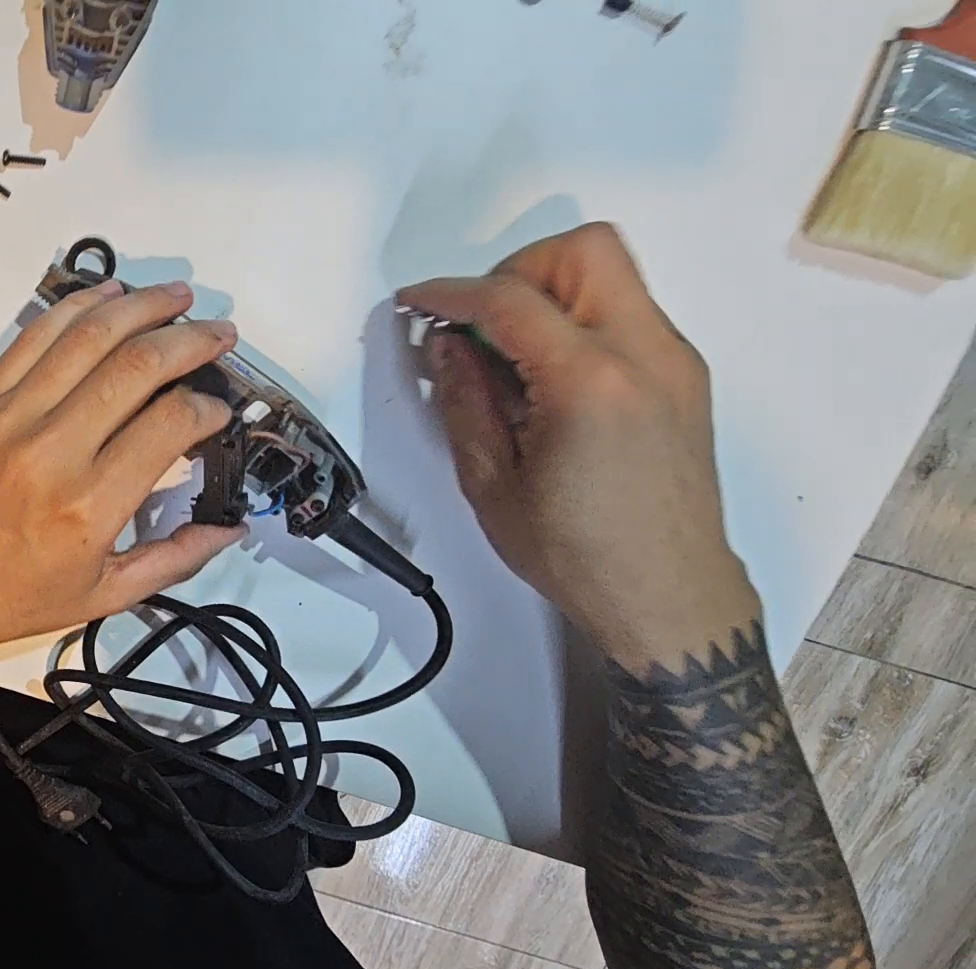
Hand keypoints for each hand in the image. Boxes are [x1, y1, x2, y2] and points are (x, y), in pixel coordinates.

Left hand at [0, 280, 245, 663]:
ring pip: (87, 336)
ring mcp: (11, 419)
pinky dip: (75, 308)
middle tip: (218, 335)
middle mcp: (50, 453)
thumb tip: (225, 530)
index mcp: (87, 506)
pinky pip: (34, 337)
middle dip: (191, 340)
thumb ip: (173, 560)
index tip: (216, 411)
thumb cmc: (7, 594)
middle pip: (137, 365)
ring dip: (141, 306)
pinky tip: (107, 295)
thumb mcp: (102, 596)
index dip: (207, 408)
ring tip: (176, 298)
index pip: (169, 424)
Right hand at [397, 223, 759, 668]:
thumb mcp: (490, 481)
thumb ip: (464, 400)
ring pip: (609, 273)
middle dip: (514, 271)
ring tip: (501, 355)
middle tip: (473, 323)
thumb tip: (447, 344)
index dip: (451, 292)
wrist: (666, 590)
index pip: (512, 299)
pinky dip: (572, 320)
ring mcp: (673, 360)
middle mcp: (646, 355)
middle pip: (583, 250)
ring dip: (544, 294)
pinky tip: (539, 377)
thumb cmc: (574, 551)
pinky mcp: (680, 375)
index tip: (415, 302)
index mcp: (589, 384)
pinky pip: (623, 311)